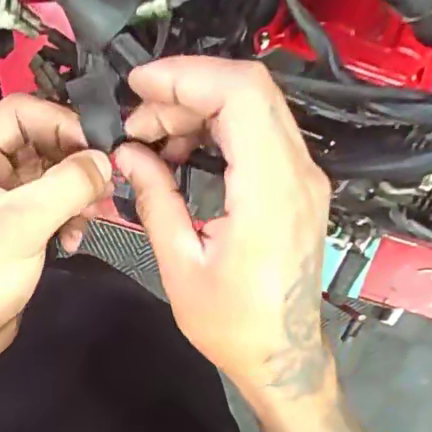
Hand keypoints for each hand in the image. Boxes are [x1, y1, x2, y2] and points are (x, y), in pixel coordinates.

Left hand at [0, 94, 110, 352]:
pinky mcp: (15, 228)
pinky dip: (68, 215)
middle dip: (74, 161)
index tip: (94, 145)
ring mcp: (0, 202)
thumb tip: (105, 161)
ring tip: (91, 215)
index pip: (19, 112)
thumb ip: (68, 185)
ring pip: (49, 176)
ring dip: (76, 191)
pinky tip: (74, 237)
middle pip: (39, 143)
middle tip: (102, 183)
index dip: (59, 121)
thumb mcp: (25, 224)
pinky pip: (49, 205)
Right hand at [117, 57, 334, 402]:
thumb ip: (154, 199)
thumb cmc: (237, 326)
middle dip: (185, 91)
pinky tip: (183, 152)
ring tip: (154, 139)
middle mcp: (298, 176)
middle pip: (249, 90)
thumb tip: (128, 154)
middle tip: (138, 122)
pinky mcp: (298, 187)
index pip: (240, 94)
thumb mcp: (181, 266)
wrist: (282, 356)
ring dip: (200, 109)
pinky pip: (261, 133)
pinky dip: (219, 129)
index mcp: (270, 194)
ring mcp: (304, 179)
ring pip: (255, 107)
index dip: (186, 76)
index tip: (140, 87)